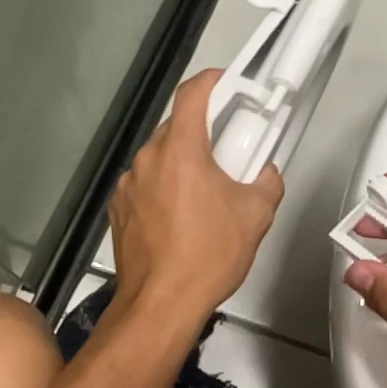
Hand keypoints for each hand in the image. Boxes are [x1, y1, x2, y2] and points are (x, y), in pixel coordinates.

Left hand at [108, 69, 283, 326]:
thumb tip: (265, 172)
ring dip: (183, 162)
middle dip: (205, 131)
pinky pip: (146, 183)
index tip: (229, 84)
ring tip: (206, 191)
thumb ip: (267, 180)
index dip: (212, 81)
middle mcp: (149, 159)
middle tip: (230, 150)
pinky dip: (164, 187)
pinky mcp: (119, 209)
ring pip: (160, 156)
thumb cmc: (209, 255)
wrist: (160, 306)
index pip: (192, 94)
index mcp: (182, 150)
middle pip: (177, 126)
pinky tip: (181, 216)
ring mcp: (128, 184)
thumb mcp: (256, 214)